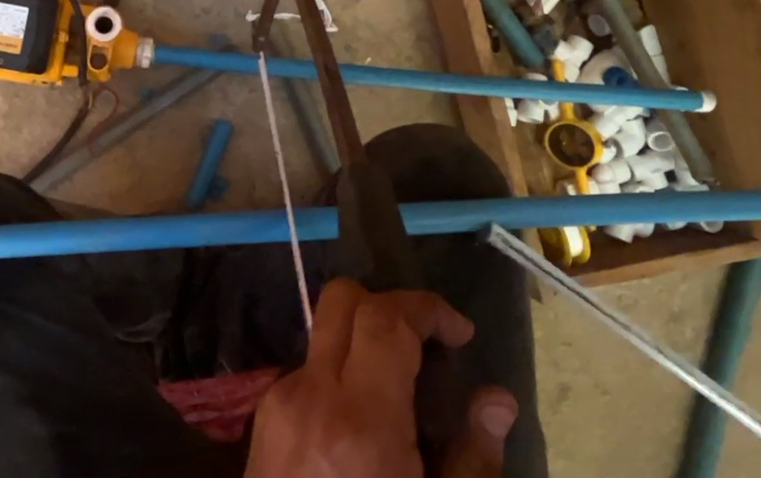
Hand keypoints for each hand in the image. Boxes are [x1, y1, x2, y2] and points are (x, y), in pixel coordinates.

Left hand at [243, 279, 519, 477]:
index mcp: (360, 420)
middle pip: (340, 300)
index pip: (385, 319)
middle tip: (429, 341)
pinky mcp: (263, 419)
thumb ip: (472, 459)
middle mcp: (311, 394)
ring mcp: (279, 402)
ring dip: (362, 339)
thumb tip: (496, 399)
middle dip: (389, 303)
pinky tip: (364, 423)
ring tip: (402, 388)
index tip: (461, 331)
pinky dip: (341, 373)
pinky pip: (308, 371)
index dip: (427, 308)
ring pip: (321, 333)